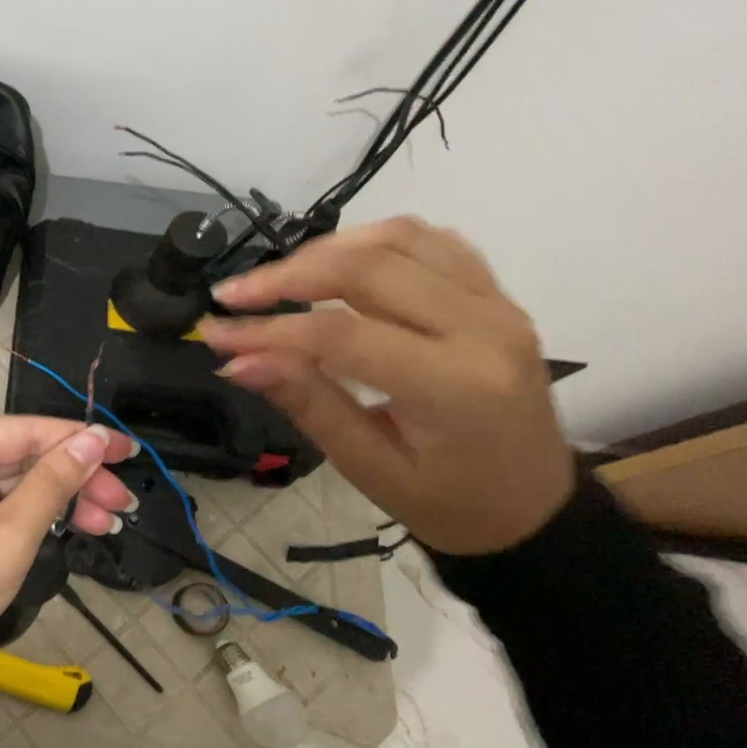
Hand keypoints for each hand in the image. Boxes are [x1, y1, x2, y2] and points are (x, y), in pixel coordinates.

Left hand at [0, 417, 136, 672]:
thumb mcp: (8, 537)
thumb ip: (53, 484)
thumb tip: (94, 439)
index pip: (24, 430)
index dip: (79, 438)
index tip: (128, 450)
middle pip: (22, 454)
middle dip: (76, 476)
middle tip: (123, 503)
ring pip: (16, 479)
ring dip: (62, 497)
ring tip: (109, 521)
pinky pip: (1, 501)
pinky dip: (37, 513)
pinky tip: (75, 524)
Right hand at [204, 216, 574, 554]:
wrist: (532, 508)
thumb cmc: (446, 502)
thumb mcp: (367, 466)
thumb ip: (306, 403)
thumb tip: (236, 362)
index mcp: (455, 386)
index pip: (342, 334)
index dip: (269, 329)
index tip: (214, 333)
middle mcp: (485, 329)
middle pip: (370, 269)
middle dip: (287, 275)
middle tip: (232, 295)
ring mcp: (498, 304)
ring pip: (400, 239)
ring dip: (327, 250)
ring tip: (277, 279)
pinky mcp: (496, 295)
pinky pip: (432, 242)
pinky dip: (374, 242)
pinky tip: (336, 263)